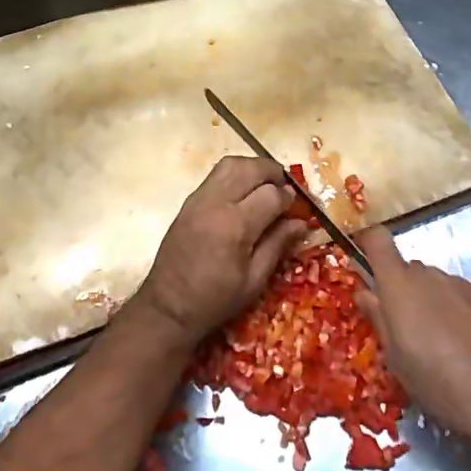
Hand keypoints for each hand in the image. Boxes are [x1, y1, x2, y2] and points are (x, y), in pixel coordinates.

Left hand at [130, 156, 309, 348]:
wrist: (168, 306)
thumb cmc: (215, 299)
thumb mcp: (254, 280)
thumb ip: (278, 244)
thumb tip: (301, 222)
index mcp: (235, 226)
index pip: (271, 194)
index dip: (289, 197)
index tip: (298, 205)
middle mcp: (216, 203)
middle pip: (250, 168)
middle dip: (273, 172)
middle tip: (285, 187)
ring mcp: (198, 198)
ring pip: (230, 164)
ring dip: (252, 167)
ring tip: (266, 184)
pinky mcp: (188, 201)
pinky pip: (215, 175)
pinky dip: (234, 174)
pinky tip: (243, 191)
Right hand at [354, 227, 470, 453]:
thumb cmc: (441, 381)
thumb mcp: (397, 359)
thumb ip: (379, 319)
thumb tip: (365, 292)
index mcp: (399, 283)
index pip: (377, 239)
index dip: (367, 242)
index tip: (360, 259)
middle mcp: (429, 274)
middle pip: (406, 270)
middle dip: (400, 292)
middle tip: (402, 331)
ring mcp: (461, 285)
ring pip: (433, 286)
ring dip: (427, 306)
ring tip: (437, 349)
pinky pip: (457, 300)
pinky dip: (453, 316)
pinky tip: (464, 352)